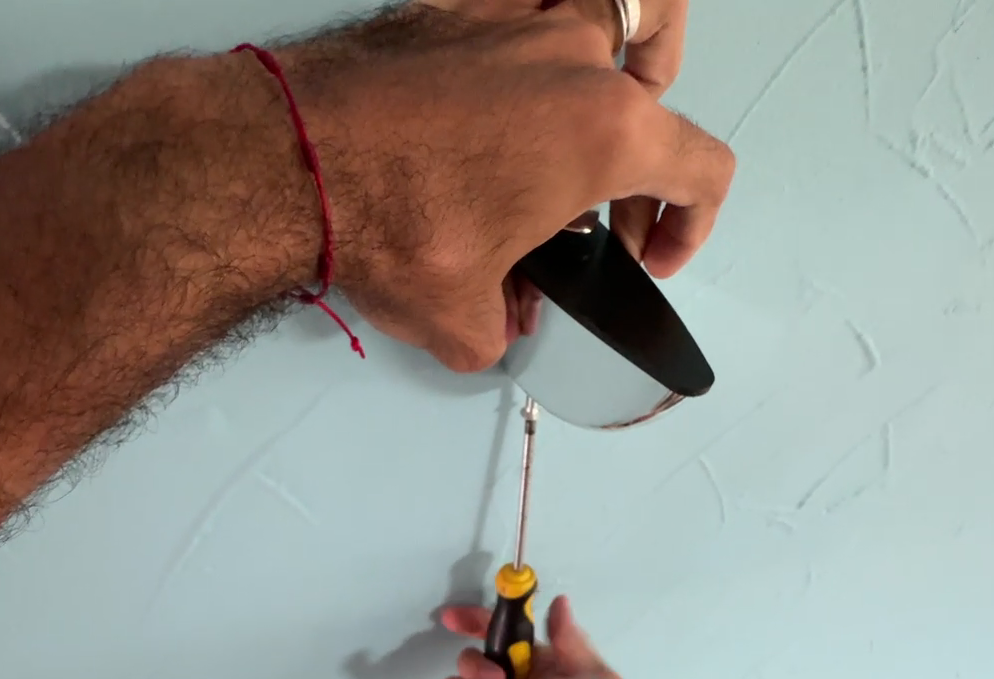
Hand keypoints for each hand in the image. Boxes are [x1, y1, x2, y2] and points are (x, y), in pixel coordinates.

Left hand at [277, 3, 732, 372]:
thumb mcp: (460, 322)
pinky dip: (537, 24)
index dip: (691, 224)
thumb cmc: (393, 234)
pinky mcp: (455, 0)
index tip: (648, 259)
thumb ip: (498, 331)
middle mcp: (575, 58)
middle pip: (657, 92)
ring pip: (609, 1)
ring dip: (624, 51)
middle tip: (606, 215)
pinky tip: (510, 71)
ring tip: (599, 100)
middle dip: (646, 164)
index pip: (701, 169)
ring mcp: (515, 13)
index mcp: (603, 135)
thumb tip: (498, 325)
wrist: (292, 161)